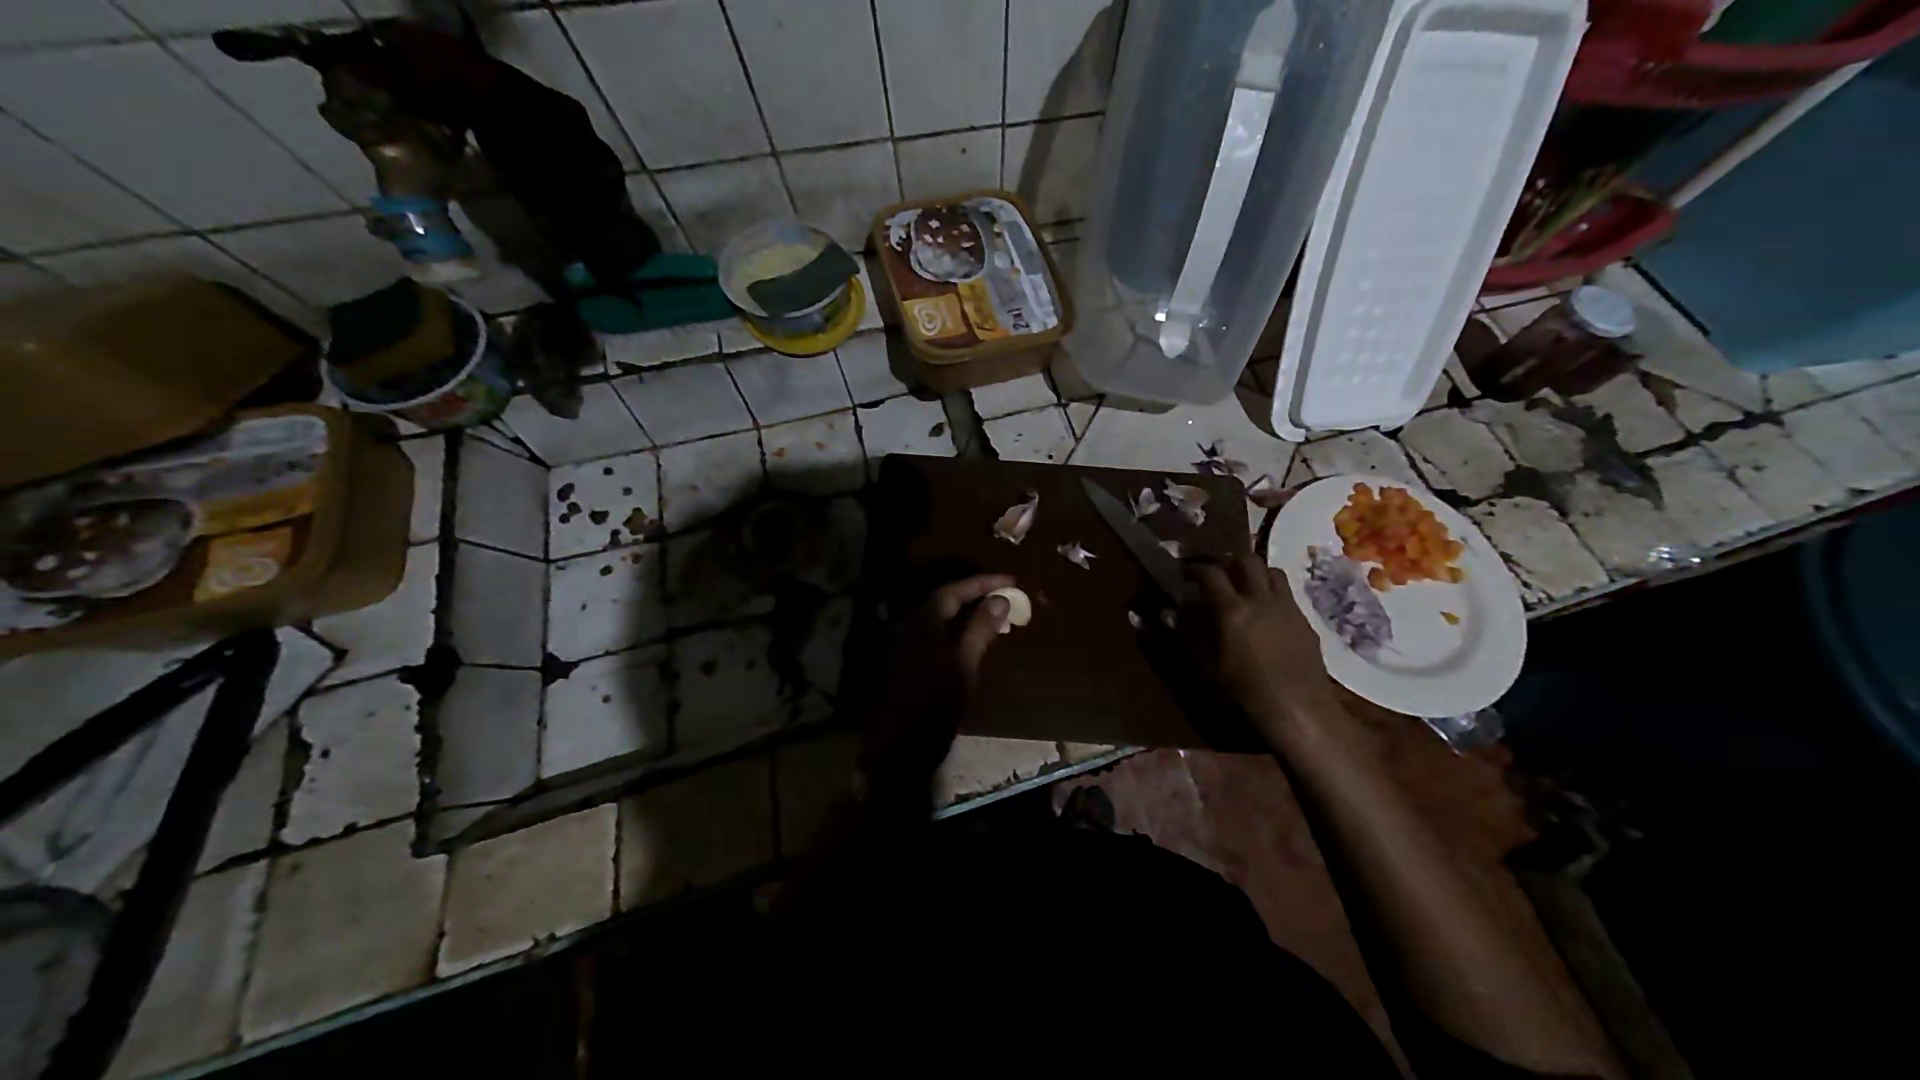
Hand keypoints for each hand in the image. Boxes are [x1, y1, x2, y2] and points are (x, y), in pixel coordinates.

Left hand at [862, 573, 1016, 789]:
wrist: (899, 746)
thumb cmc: (934, 703)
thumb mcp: (964, 664)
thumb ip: (980, 629)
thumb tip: (1000, 599)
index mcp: (922, 621)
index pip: (954, 590)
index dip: (983, 582)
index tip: (1012, 581)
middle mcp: (909, 625)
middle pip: (945, 600)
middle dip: (977, 596)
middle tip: (1007, 598)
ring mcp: (905, 644)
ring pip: (940, 618)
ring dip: (968, 614)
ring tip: (998, 619)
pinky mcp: (906, 662)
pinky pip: (935, 635)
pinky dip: (957, 631)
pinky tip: (974, 641)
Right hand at [1185, 555, 1329, 729]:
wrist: (1299, 709)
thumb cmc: (1244, 691)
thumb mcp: (1205, 666)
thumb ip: (1185, 635)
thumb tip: (1166, 613)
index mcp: (1232, 610)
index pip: (1211, 573)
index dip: (1195, 568)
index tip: (1184, 572)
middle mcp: (1261, 600)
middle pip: (1247, 560)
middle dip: (1229, 561)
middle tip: (1217, 574)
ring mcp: (1287, 608)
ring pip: (1273, 572)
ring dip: (1256, 573)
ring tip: (1244, 587)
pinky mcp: (1305, 621)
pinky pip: (1287, 595)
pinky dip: (1273, 594)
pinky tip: (1266, 614)